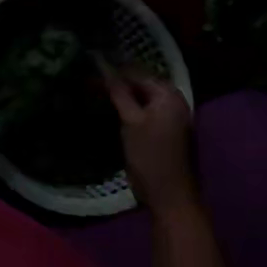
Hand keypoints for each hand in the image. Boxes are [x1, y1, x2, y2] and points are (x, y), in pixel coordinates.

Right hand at [103, 66, 200, 214]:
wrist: (171, 197)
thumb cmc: (150, 157)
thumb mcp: (131, 122)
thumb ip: (119, 93)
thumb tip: (105, 69)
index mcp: (169, 94)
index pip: (137, 73)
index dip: (113, 71)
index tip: (90, 70)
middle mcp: (176, 100)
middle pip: (142, 84)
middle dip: (119, 83)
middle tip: (92, 83)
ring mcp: (175, 115)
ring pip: (144, 98)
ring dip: (124, 96)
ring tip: (100, 94)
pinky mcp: (170, 129)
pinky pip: (149, 110)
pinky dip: (133, 108)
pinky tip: (117, 111)